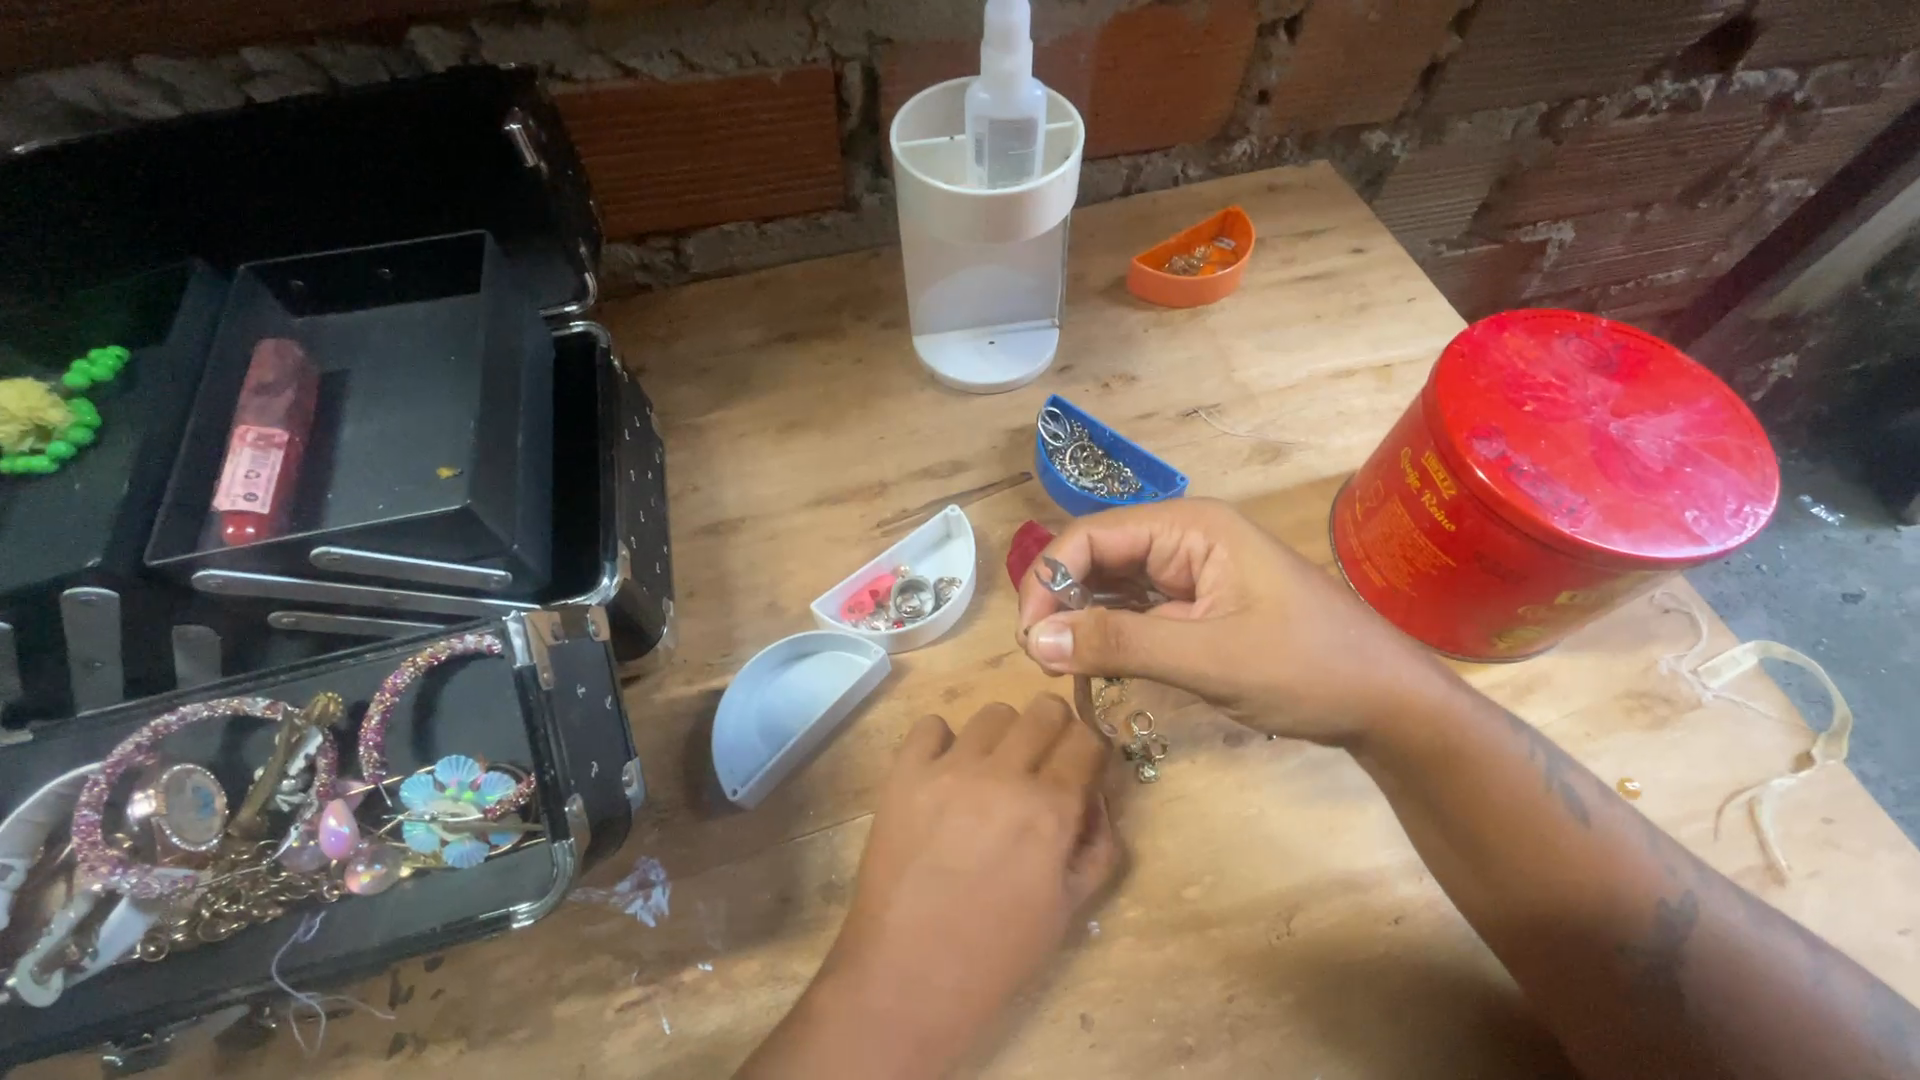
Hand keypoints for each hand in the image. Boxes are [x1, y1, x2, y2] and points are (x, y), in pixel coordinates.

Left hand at [741, 696, 1118, 1078]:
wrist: (907, 976)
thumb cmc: (997, 954)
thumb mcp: (1070, 910)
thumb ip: (1097, 845)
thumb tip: (1094, 797)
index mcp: (1051, 811)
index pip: (1087, 740)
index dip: (1089, 752)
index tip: (1080, 768)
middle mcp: (1003, 777)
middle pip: (1044, 710)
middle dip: (1054, 731)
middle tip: (1041, 765)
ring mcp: (948, 770)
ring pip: (992, 713)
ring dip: (1003, 736)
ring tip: (991, 772)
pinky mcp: (903, 775)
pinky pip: (931, 726)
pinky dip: (944, 741)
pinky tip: (945, 773)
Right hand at [1014, 498, 1448, 745]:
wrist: (1386, 705)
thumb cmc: (1307, 669)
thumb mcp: (1210, 657)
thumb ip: (1120, 644)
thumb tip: (1035, 641)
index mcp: (1191, 527)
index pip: (1092, 536)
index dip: (1050, 579)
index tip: (1031, 638)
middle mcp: (1184, 539)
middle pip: (1096, 556)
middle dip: (1061, 600)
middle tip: (1041, 657)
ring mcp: (1191, 573)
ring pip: (1111, 585)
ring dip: (1080, 619)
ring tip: (1058, 663)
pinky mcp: (1195, 607)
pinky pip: (1134, 611)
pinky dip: (1108, 634)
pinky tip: (1091, 662)